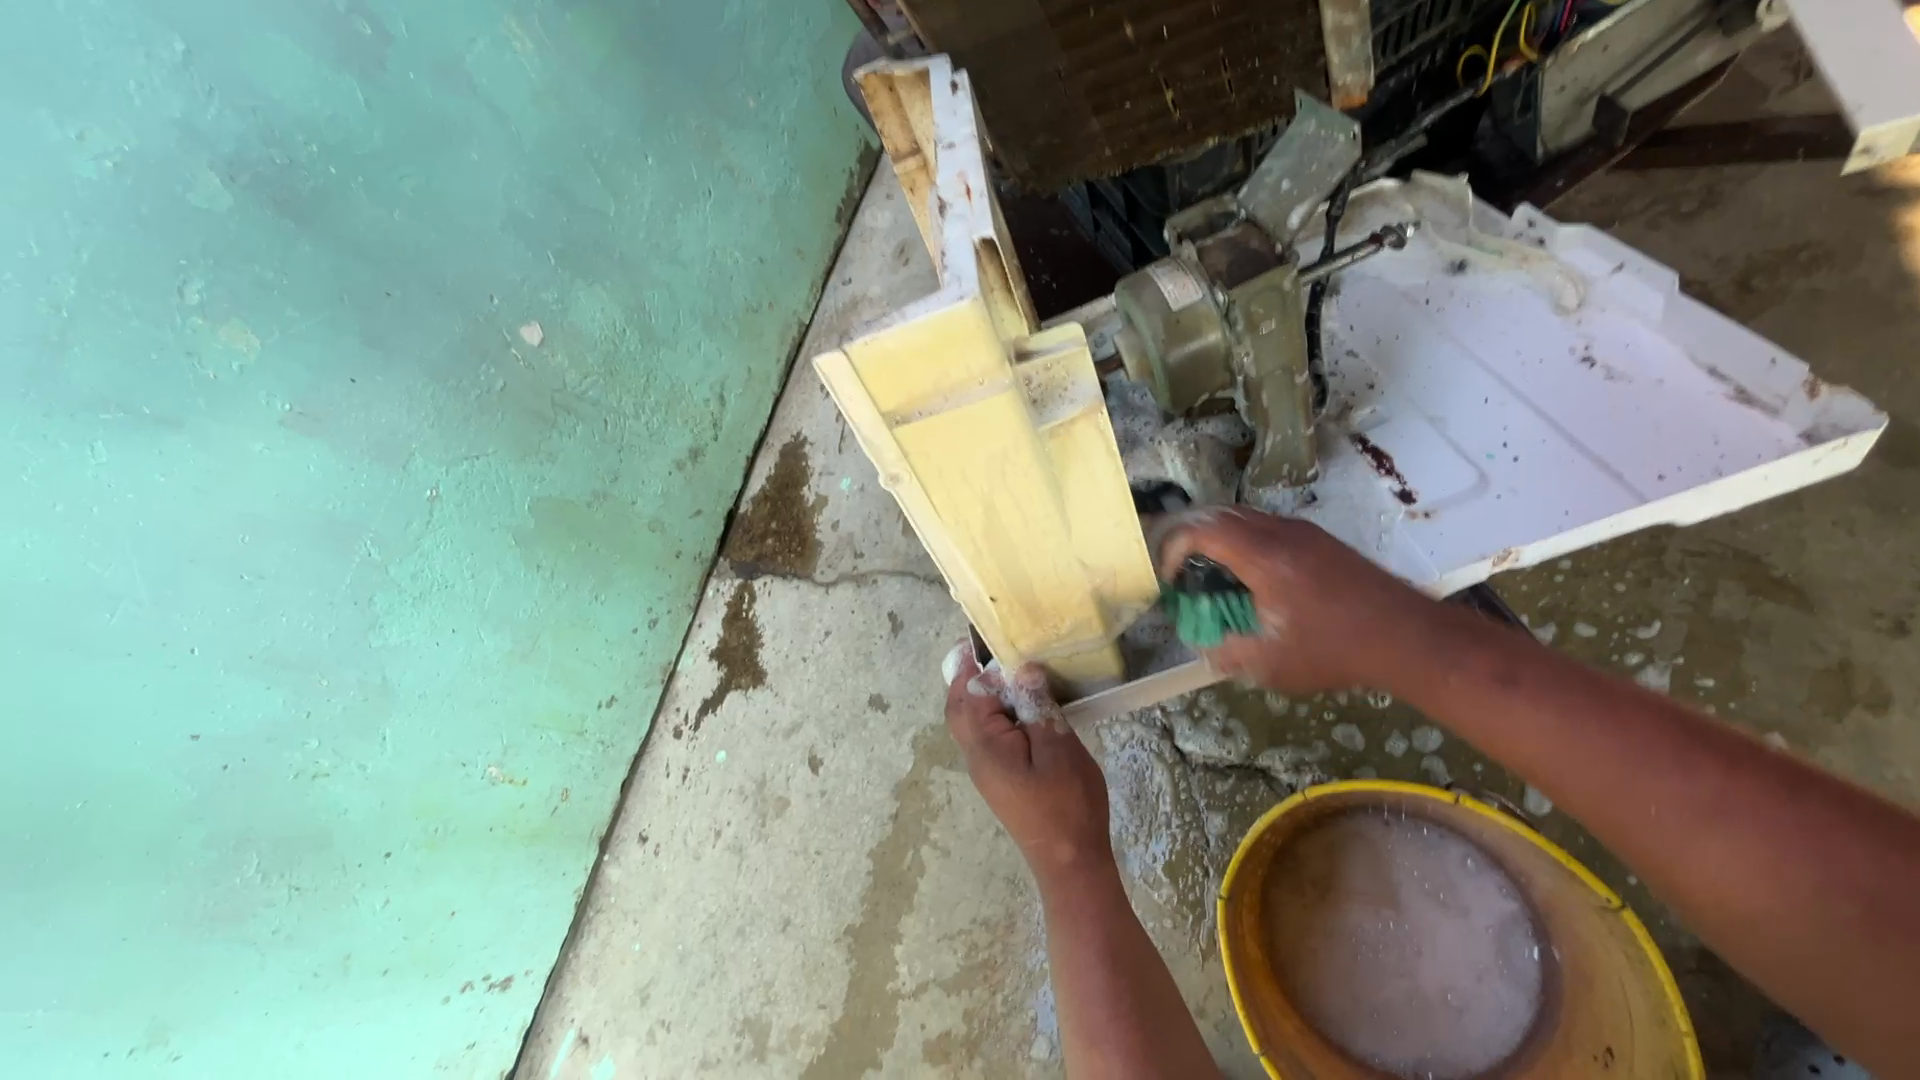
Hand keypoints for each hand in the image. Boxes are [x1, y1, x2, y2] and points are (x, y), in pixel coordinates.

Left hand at [943, 649, 1112, 882]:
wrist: (1070, 862)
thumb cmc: (1067, 804)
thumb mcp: (1058, 748)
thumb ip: (1036, 707)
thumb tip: (1022, 670)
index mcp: (985, 746)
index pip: (968, 695)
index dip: (974, 665)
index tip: (984, 639)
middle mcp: (977, 757)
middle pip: (960, 709)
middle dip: (967, 677)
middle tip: (986, 650)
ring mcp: (987, 771)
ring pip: (971, 723)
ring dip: (981, 695)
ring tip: (1007, 672)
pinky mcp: (1001, 779)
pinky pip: (987, 737)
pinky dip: (995, 714)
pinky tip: (1020, 707)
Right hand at [1158, 509, 1435, 694]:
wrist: (1409, 637)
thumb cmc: (1336, 649)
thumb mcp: (1271, 664)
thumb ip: (1228, 653)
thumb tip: (1205, 647)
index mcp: (1264, 557)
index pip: (1202, 531)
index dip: (1173, 549)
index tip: (1169, 578)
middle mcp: (1281, 533)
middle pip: (1219, 515)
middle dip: (1189, 537)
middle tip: (1179, 569)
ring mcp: (1304, 532)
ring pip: (1245, 517)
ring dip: (1218, 538)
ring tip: (1210, 573)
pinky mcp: (1319, 540)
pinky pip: (1267, 526)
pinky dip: (1243, 541)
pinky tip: (1250, 575)